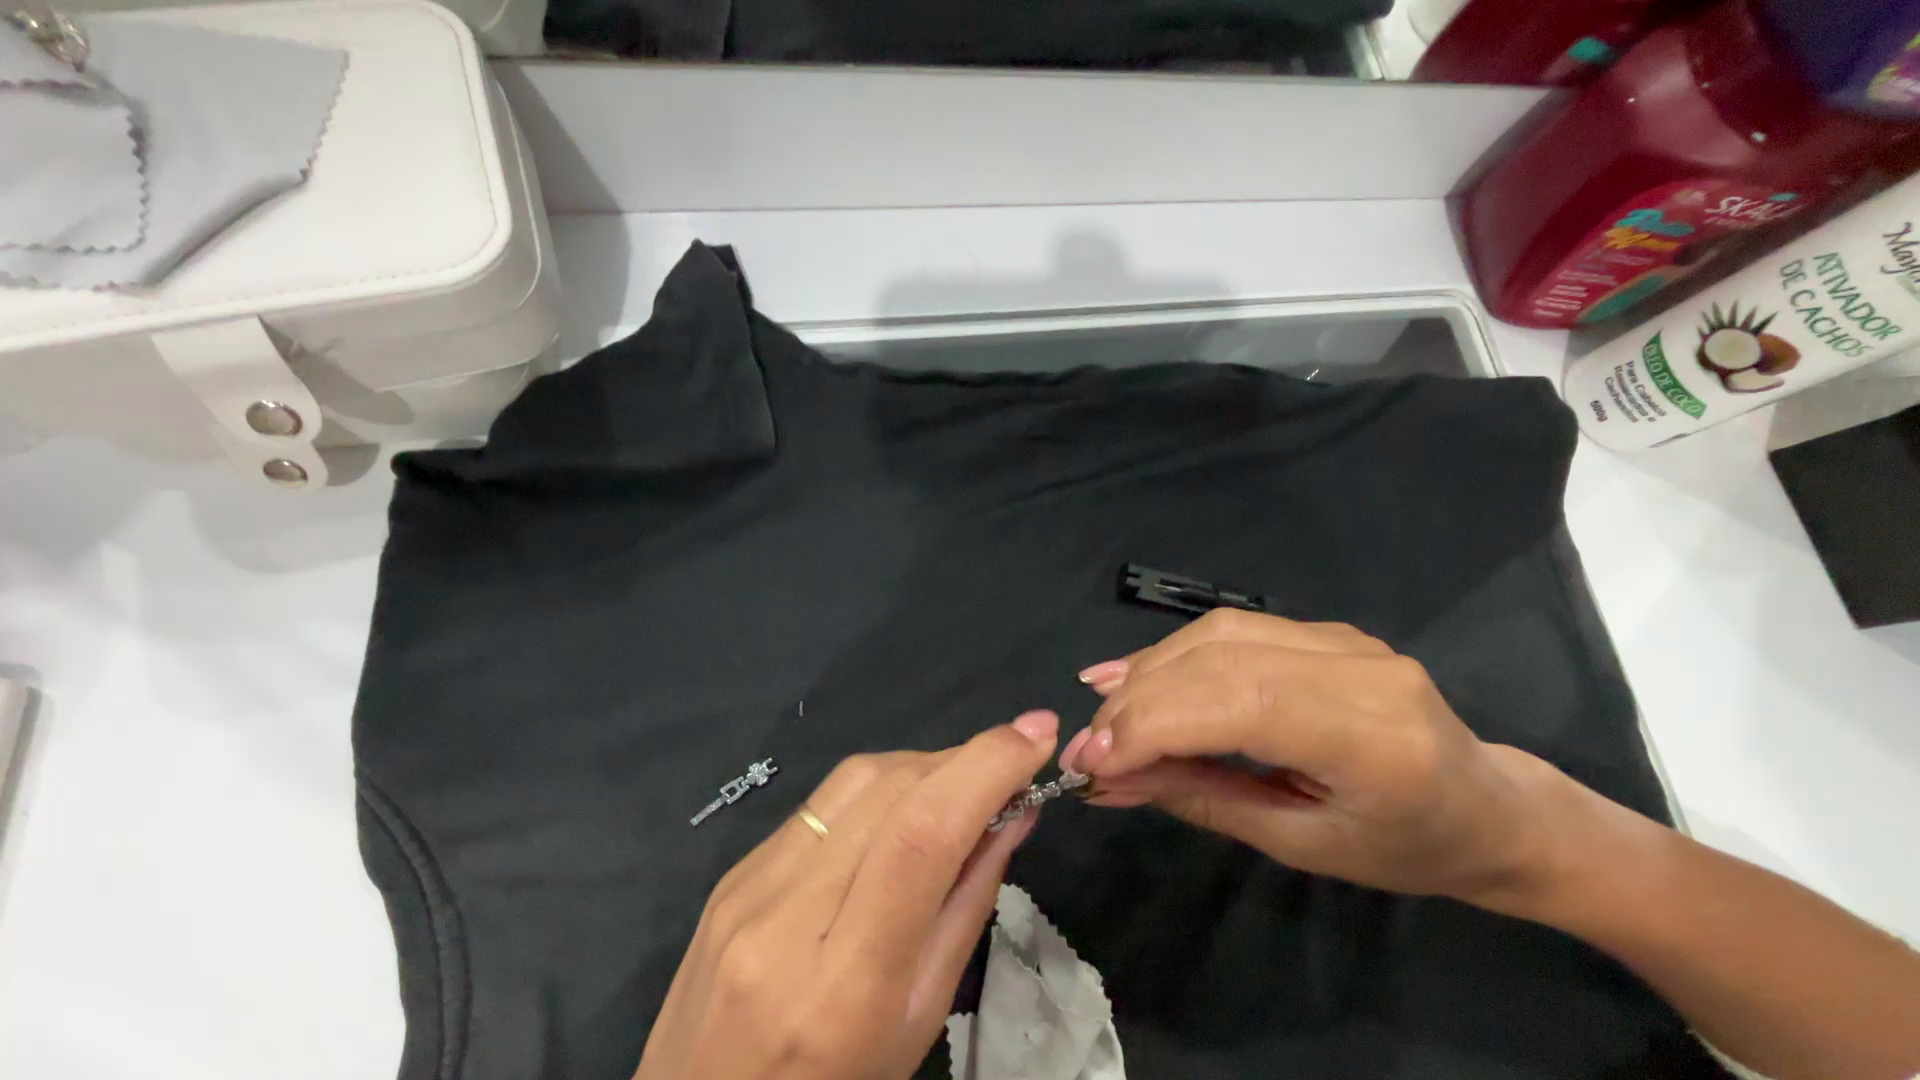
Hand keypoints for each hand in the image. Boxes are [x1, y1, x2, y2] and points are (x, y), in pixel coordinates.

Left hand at [633, 711, 1059, 1079]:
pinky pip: (820, 804)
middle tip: (1012, 763)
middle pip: (887, 790)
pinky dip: (878, 789)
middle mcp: (785, 913)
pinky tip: (901, 809)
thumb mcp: (919, 1019)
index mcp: (843, 978)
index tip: (1038, 734)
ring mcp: (749, 884)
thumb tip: (1014, 813)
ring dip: (923, 764)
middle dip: (962, 758)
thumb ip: (966, 908)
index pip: (920, 837)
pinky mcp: (734, 869)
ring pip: (853, 781)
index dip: (985, 768)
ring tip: (963, 784)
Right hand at [1064, 610, 1560, 910]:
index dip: (1153, 725)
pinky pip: (1232, 630)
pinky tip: (1132, 676)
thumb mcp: (1301, 845)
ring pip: (1216, 634)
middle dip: (1138, 702)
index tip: (1091, 763)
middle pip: (1219, 659)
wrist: (1489, 809)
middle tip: (1086, 748)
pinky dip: (1174, 655)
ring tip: (1101, 714)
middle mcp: (1360, 669)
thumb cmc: (1405, 850)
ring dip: (1146, 672)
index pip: (1240, 703)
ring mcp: (1344, 638)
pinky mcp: (1325, 630)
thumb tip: (1109, 779)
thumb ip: (1201, 798)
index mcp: (1372, 738)